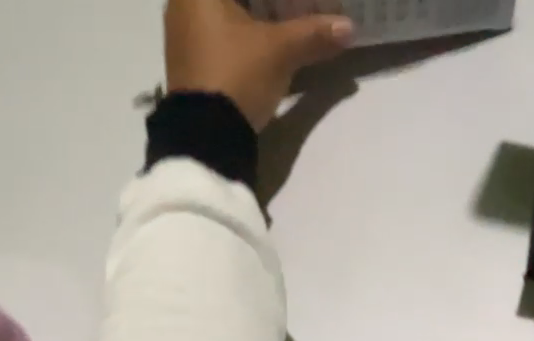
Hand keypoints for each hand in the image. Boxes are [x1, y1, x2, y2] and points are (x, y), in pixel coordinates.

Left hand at [164, 0, 353, 130]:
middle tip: (298, 9)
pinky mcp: (191, 60)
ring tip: (288, 26)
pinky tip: (267, 47)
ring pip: (228, 13)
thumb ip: (313, 34)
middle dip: (270, 5)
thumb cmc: (237, 75)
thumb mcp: (279, 52)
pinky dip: (246, 36)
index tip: (299, 4)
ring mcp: (184, 33)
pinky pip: (223, 35)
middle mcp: (184, 1)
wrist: (205, 134)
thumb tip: (349, 27)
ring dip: (257, 18)